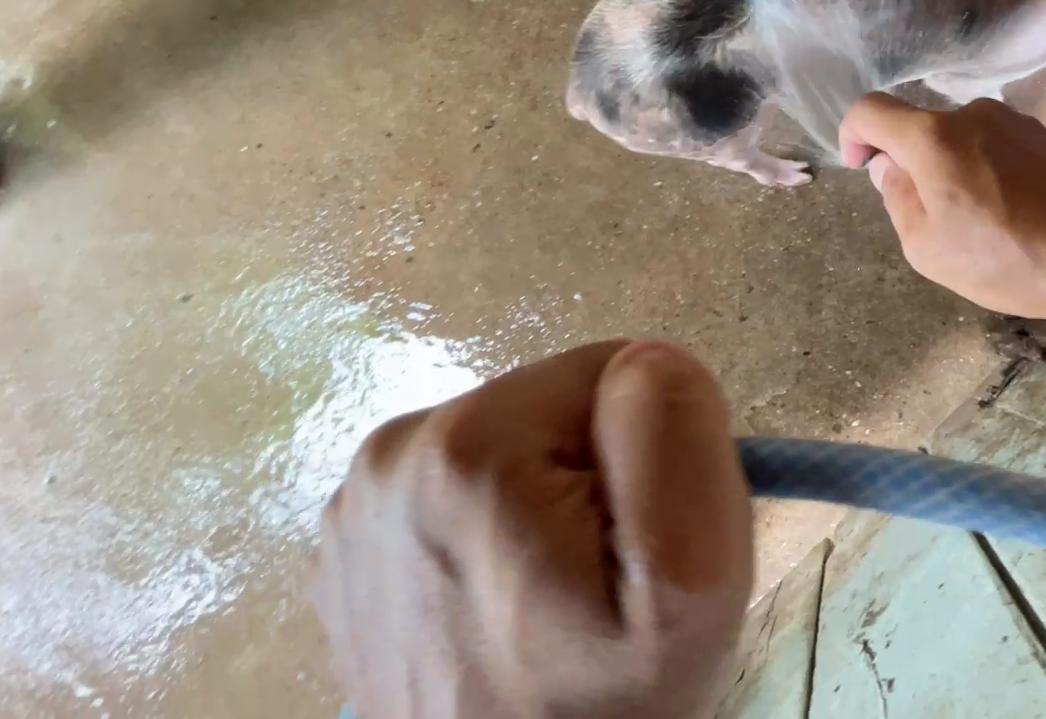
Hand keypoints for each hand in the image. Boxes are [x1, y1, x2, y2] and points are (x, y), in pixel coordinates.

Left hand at [313, 340, 752, 718]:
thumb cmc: (611, 706)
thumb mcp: (691, 576)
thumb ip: (677, 436)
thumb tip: (647, 361)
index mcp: (463, 444)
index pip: (610, 370)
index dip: (652, 443)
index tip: (642, 529)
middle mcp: (387, 458)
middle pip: (560, 404)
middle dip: (604, 466)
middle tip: (610, 567)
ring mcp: (357, 507)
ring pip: (522, 442)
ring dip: (560, 496)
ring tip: (561, 591)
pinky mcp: (355, 547)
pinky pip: (473, 488)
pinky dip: (508, 527)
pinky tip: (509, 603)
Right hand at [836, 94, 1045, 326]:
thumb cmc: (1005, 258)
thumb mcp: (926, 247)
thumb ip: (896, 198)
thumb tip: (891, 168)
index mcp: (933, 137)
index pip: (871, 110)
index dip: (853, 134)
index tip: (861, 167)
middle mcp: (973, 113)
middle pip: (920, 127)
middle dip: (909, 163)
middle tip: (927, 217)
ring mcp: (1015, 121)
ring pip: (959, 137)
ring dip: (950, 169)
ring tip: (976, 223)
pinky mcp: (1045, 137)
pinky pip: (994, 145)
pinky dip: (984, 171)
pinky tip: (1010, 214)